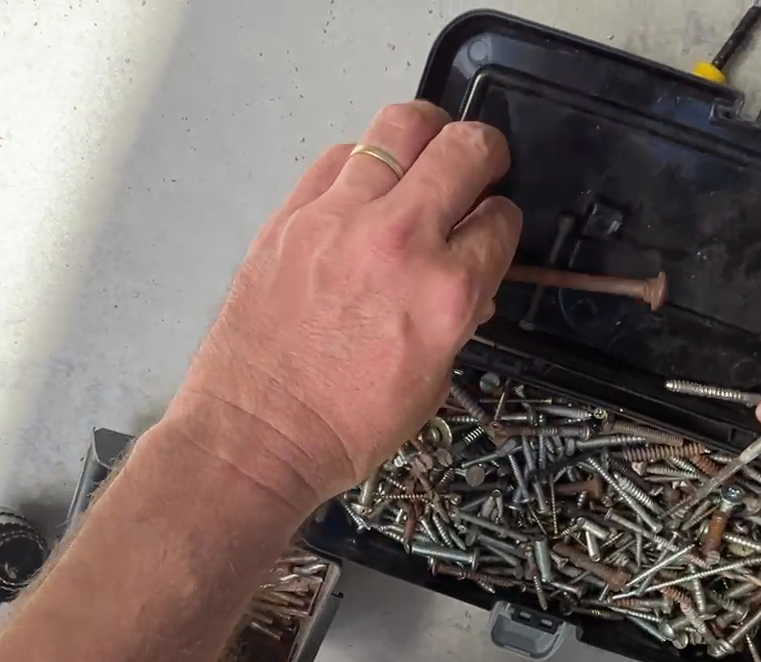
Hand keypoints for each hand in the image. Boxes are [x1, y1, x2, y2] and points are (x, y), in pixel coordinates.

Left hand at [167, 101, 521, 511]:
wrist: (257, 435)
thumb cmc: (344, 431)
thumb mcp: (431, 387)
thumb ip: (456, 322)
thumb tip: (467, 286)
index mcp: (446, 294)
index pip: (500, 223)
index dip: (502, 225)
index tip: (492, 231)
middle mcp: (400, 241)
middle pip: (465, 149)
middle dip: (485, 154)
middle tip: (479, 167)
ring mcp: (340, 219)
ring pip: (401, 126)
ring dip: (427, 136)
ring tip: (424, 160)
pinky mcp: (291, 215)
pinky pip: (339, 157)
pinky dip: (363, 165)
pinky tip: (363, 192)